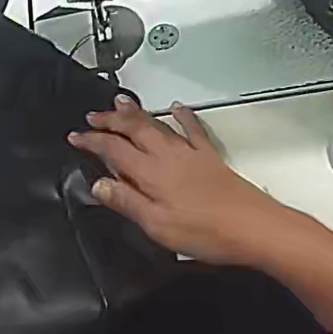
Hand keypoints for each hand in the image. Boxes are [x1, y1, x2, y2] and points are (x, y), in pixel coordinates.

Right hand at [69, 95, 308, 268]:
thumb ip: (126, 202)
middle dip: (110, 120)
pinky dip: (182, 116)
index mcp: (150, 173)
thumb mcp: (156, 225)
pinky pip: (192, 129)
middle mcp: (168, 157)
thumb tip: (99, 185)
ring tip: (122, 102)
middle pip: (133, 129)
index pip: (112, 150)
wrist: (256, 229)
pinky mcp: (210, 158)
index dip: (91, 141)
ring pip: (157, 124)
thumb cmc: (208, 231)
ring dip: (136, 113)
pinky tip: (177, 108)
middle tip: (93, 116)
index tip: (76, 137)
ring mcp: (190, 154)